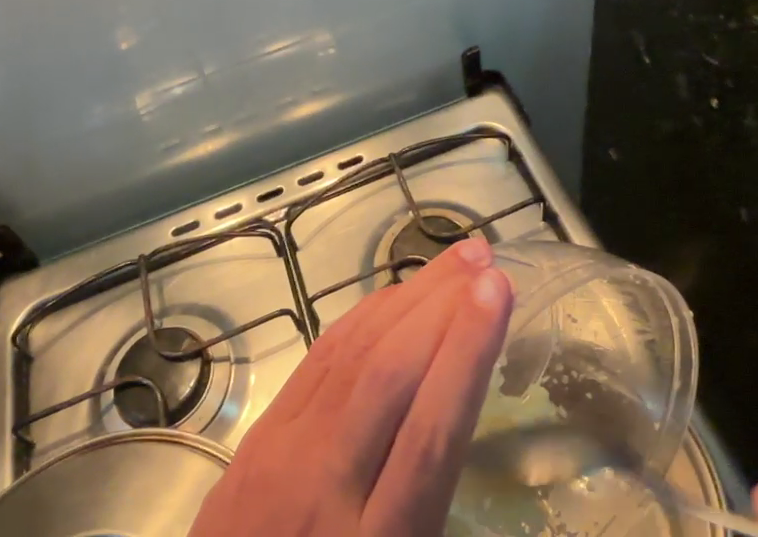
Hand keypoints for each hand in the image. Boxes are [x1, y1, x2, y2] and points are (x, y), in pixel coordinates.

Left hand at [189, 237, 512, 536]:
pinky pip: (317, 361)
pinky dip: (362, 319)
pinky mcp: (258, 437)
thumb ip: (434, 499)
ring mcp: (283, 454)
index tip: (498, 292)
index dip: (467, 354)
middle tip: (485, 259)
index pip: (430, 434)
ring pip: (352, 356)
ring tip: (454, 262)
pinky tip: (393, 297)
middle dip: (443, 307)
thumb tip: (468, 413)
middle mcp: (326, 488)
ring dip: (408, 297)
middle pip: (389, 377)